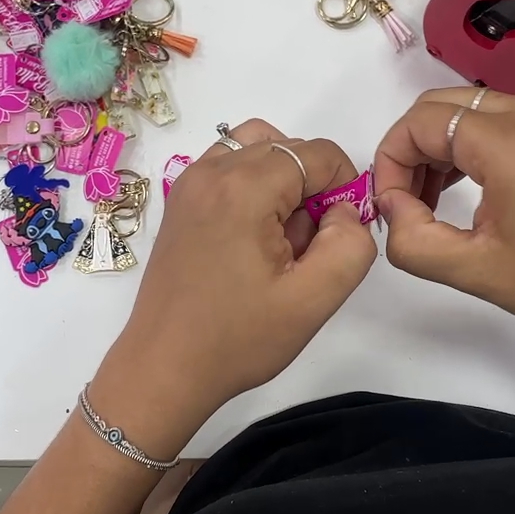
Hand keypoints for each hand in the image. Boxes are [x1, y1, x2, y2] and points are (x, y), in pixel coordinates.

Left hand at [91, 120, 376, 455]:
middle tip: (304, 246)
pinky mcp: (180, 200)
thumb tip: (345, 211)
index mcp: (243, 188)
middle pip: (288, 147)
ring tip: (280, 237)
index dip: (344, 187)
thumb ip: (350, 245)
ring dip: (282, 180)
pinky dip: (252, 184)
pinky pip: (228, 166)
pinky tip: (251, 237)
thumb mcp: (312, 300)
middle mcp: (211, 171)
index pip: (318, 153)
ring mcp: (189, 183)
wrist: (163, 367)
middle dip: (311, 187)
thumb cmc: (237, 339)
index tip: (338, 235)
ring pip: (256, 148)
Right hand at [372, 88, 514, 344]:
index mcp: (512, 143)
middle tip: (408, 201)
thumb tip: (390, 205)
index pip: (421, 122)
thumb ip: (412, 240)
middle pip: (440, 104)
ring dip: (438, 145)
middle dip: (410, 149)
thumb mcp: (475, 272)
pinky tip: (470, 185)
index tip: (392, 205)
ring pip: (468, 107)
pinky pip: (498, 116)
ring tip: (435, 199)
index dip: (390, 160)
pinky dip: (470, 143)